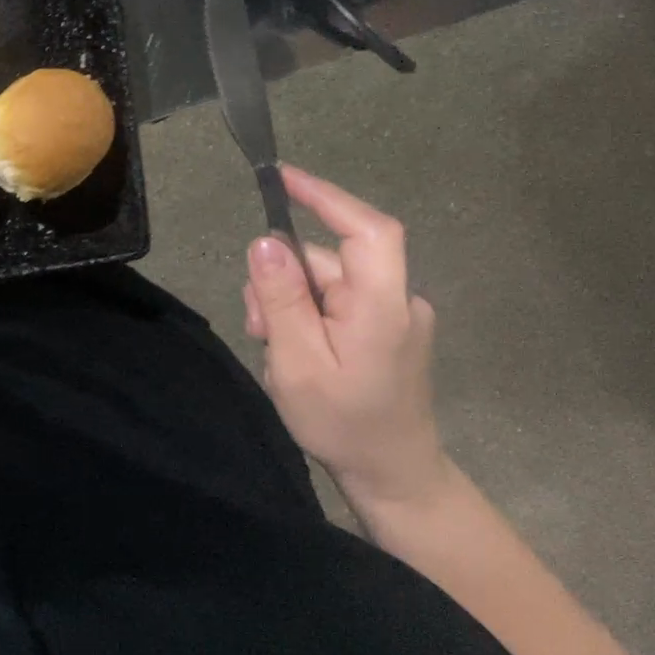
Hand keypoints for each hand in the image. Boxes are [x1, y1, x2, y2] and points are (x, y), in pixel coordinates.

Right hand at [243, 166, 451, 509]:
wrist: (393, 477)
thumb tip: (265, 241)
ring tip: (276, 348)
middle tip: (256, 324)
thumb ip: (281, 299)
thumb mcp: (297, 362)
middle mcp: (397, 301)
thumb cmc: (343, 422)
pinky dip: (305, 316)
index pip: (367, 230)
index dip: (327, 197)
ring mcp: (394, 316)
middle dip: (281, 280)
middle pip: (327, 260)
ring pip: (323, 281)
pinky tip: (294, 351)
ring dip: (288, 304)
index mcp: (382, 306)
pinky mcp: (385, 330)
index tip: (281, 177)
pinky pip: (334, 301)